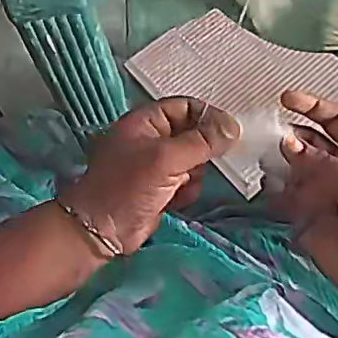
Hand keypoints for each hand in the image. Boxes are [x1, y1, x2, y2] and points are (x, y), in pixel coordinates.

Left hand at [60, 98, 239, 252]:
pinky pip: (188, 181)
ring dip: (194, 175)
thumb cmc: (128, 186)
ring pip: (194, 160)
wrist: (104, 230)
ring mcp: (155, 164)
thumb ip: (201, 141)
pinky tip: (177, 200)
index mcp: (145, 121)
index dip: (207, 116)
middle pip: (192, 134)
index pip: (184, 107)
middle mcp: (151, 139)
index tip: (228, 131)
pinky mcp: (161, 187)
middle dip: (200, 152)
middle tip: (200, 164)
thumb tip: (233, 127)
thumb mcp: (166, 158)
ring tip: (182, 185)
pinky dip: (188, 190)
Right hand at [274, 89, 337, 294]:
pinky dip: (268, 187)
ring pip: (288, 164)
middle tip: (263, 131)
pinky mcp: (300, 214)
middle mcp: (337, 168)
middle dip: (286, 132)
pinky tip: (263, 185)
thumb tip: (288, 143)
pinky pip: (279, 193)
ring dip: (274, 158)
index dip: (312, 106)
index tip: (285, 98)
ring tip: (261, 159)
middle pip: (306, 139)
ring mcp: (317, 191)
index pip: (336, 120)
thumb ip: (329, 167)